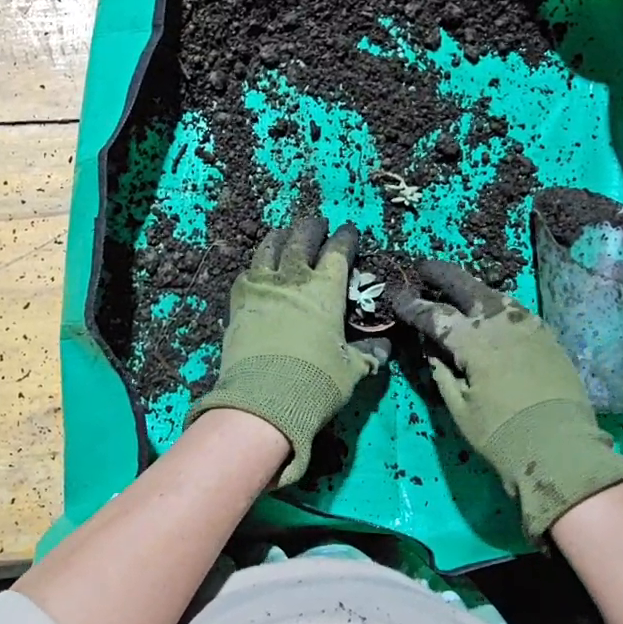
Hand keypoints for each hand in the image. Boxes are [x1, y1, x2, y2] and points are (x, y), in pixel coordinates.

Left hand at [187, 217, 381, 487]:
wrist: (263, 400)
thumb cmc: (316, 382)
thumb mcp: (352, 370)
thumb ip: (368, 354)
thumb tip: (384, 347)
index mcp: (325, 291)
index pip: (338, 252)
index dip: (345, 238)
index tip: (349, 231)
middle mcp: (293, 280)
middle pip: (301, 240)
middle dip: (312, 228)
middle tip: (317, 223)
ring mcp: (262, 288)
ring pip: (268, 249)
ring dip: (279, 237)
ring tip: (284, 232)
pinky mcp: (238, 304)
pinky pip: (245, 275)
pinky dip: (254, 267)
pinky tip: (256, 269)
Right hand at [396, 261, 622, 539]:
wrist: (561, 448)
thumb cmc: (501, 435)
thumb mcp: (460, 409)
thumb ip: (442, 374)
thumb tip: (432, 351)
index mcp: (473, 341)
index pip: (434, 316)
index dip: (412, 307)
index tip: (396, 299)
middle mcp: (499, 323)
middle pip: (465, 286)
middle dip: (441, 275)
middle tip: (424, 268)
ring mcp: (527, 325)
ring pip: (494, 294)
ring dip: (472, 288)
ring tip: (458, 287)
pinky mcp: (547, 336)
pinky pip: (516, 310)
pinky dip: (497, 306)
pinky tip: (492, 311)